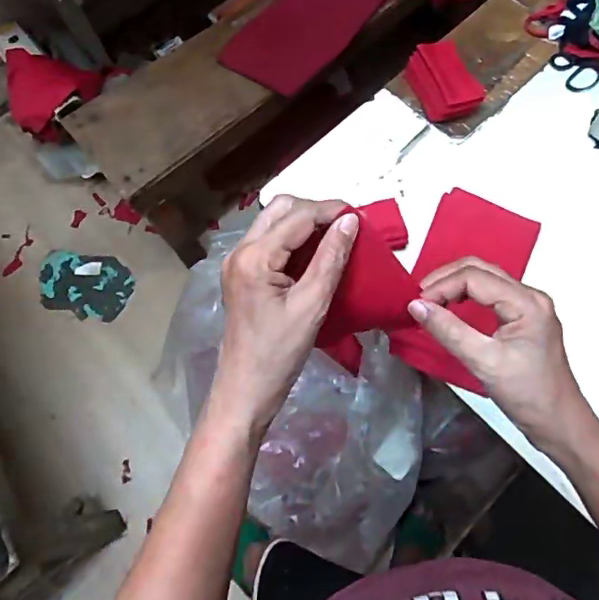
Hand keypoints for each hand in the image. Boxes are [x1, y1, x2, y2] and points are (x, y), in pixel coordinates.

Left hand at [210, 195, 357, 432]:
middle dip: (316, 210)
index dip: (331, 210)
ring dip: (304, 221)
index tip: (361, 216)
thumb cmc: (279, 354)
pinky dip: (293, 236)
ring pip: (274, 220)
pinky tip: (315, 250)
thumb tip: (350, 221)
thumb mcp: (312, 304)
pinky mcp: (241, 273)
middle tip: (346, 225)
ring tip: (335, 235)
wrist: (245, 391)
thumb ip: (331, 258)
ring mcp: (237, 261)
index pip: (298, 216)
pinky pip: (269, 238)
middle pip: (281, 208)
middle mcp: (240, 250)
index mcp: (255, 257)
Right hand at [408, 258, 598, 457]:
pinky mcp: (524, 319)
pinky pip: (490, 295)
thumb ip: (449, 331)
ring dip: (455, 285)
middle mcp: (530, 296)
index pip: (475, 276)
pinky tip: (450, 308)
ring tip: (429, 302)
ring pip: (485, 279)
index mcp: (527, 302)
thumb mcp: (485, 363)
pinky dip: (466, 296)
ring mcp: (528, 306)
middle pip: (481, 269)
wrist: (561, 425)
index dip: (442, 285)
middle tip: (418, 298)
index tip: (416, 305)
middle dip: (446, 279)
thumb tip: (416, 306)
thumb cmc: (529, 396)